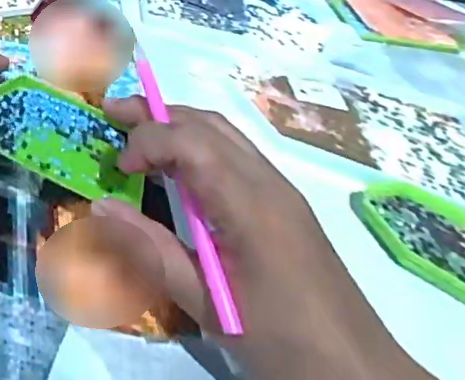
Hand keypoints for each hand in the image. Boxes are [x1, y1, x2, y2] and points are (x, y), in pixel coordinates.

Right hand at [92, 100, 429, 379]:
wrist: (364, 376)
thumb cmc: (284, 342)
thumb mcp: (210, 306)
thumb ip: (152, 252)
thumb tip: (100, 206)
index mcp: (249, 205)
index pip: (188, 142)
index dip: (146, 141)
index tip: (119, 169)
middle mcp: (267, 183)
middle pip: (204, 122)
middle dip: (154, 112)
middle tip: (110, 115)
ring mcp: (282, 189)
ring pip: (222, 130)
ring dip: (176, 122)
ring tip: (138, 131)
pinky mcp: (286, 202)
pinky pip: (235, 150)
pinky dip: (197, 140)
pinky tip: (179, 166)